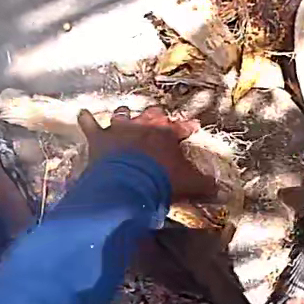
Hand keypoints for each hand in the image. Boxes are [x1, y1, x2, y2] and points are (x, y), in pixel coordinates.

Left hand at [77, 105, 217, 202]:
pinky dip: (86, 119)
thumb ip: (205, 185)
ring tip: (124, 114)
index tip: (192, 127)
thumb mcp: (190, 184)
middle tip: (158, 117)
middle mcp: (143, 125)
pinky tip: (82, 113)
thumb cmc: (162, 181)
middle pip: (151, 115)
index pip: (180, 127)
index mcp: (166, 134)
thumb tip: (221, 190)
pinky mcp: (99, 138)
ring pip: (122, 115)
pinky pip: (90, 124)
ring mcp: (119, 129)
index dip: (186, 127)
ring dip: (124, 115)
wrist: (129, 184)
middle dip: (155, 116)